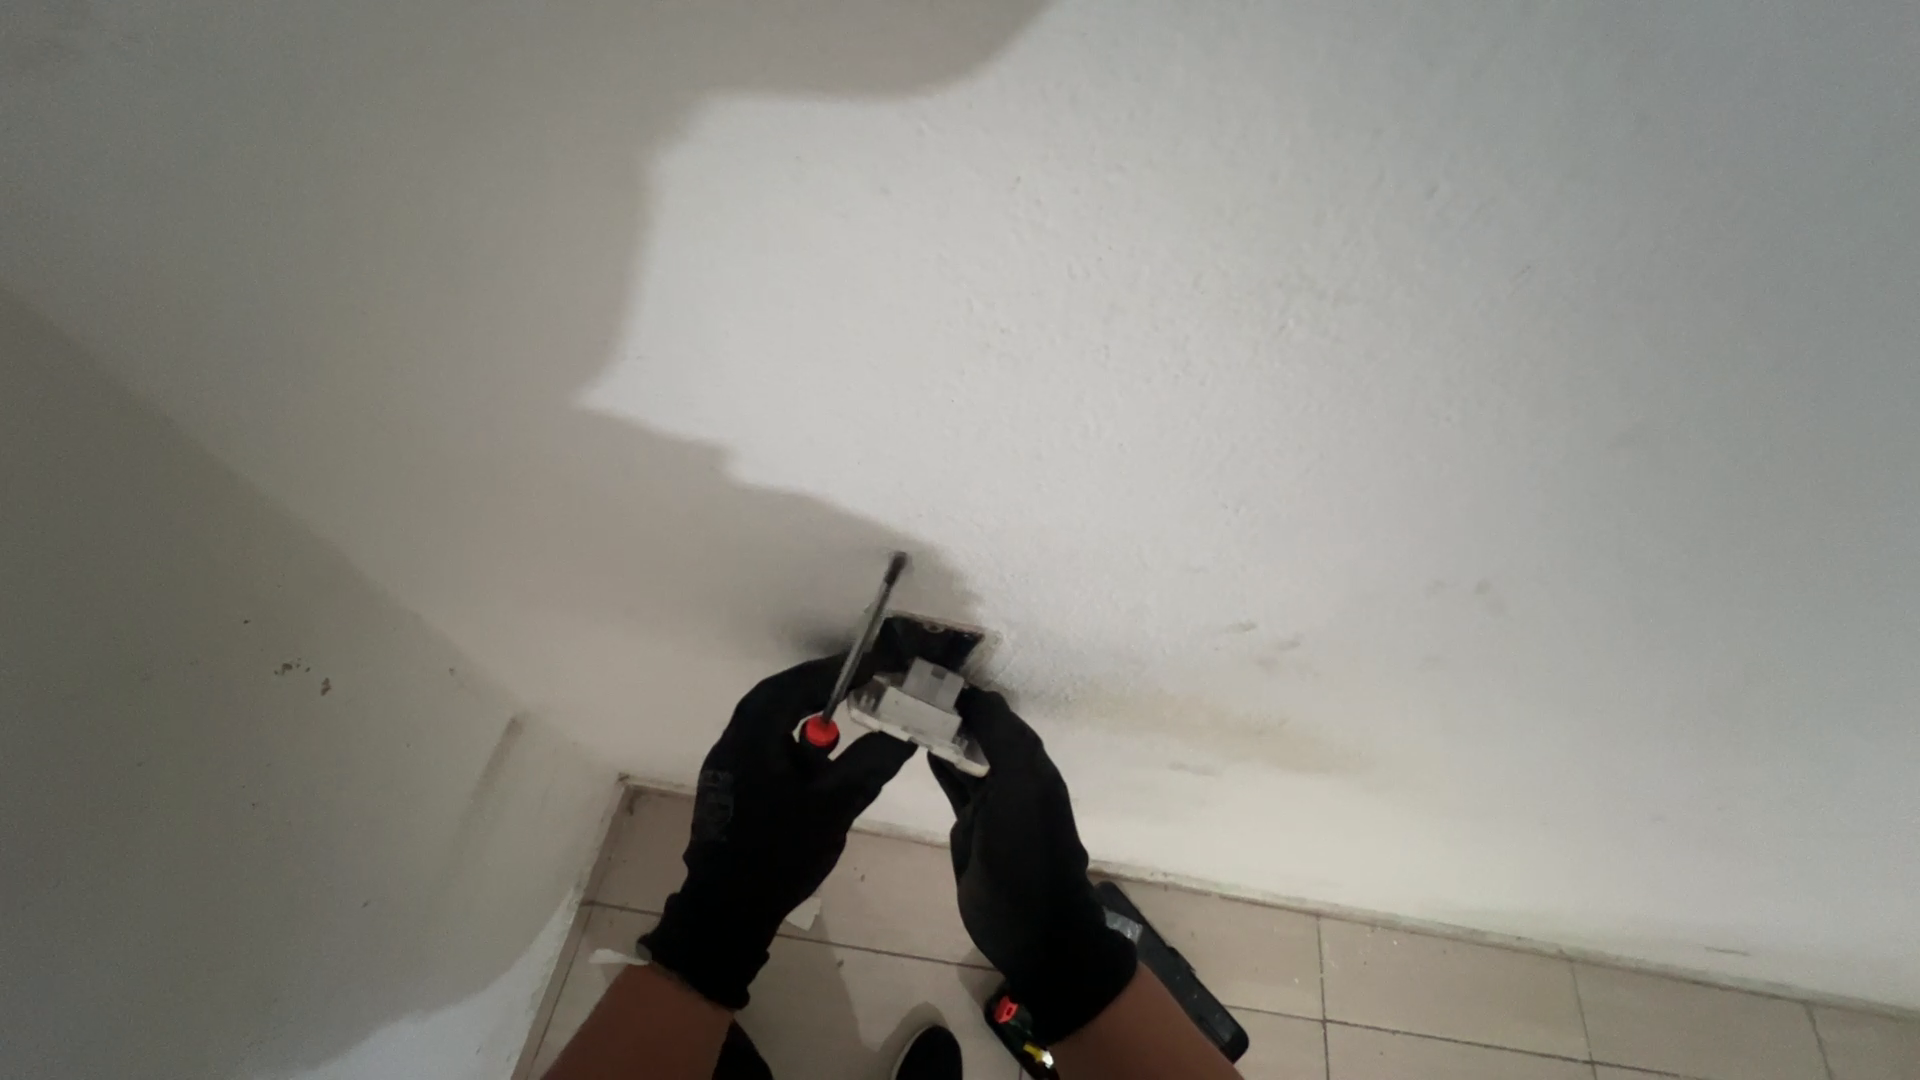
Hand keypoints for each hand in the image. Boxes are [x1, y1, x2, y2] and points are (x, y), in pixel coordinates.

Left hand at [641, 656, 915, 1009]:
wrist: (724, 913)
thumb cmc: (778, 854)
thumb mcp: (834, 806)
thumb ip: (871, 763)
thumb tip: (905, 732)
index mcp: (753, 734)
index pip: (799, 683)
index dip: (840, 670)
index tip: (874, 662)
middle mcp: (735, 738)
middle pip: (782, 694)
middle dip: (822, 687)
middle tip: (862, 682)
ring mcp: (728, 761)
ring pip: (773, 720)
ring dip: (807, 715)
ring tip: (843, 724)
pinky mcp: (731, 781)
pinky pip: (768, 744)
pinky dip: (796, 741)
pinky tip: (818, 764)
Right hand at [929, 688, 1136, 1042]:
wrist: (1032, 929)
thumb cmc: (1029, 852)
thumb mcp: (1021, 787)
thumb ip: (1002, 738)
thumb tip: (976, 694)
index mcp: (1032, 763)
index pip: (997, 714)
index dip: (970, 693)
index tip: (931, 670)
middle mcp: (1014, 775)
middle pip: (979, 731)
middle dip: (951, 709)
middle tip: (908, 685)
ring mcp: (991, 801)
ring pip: (963, 754)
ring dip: (941, 733)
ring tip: (907, 707)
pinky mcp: (970, 824)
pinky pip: (953, 782)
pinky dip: (938, 762)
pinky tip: (918, 744)